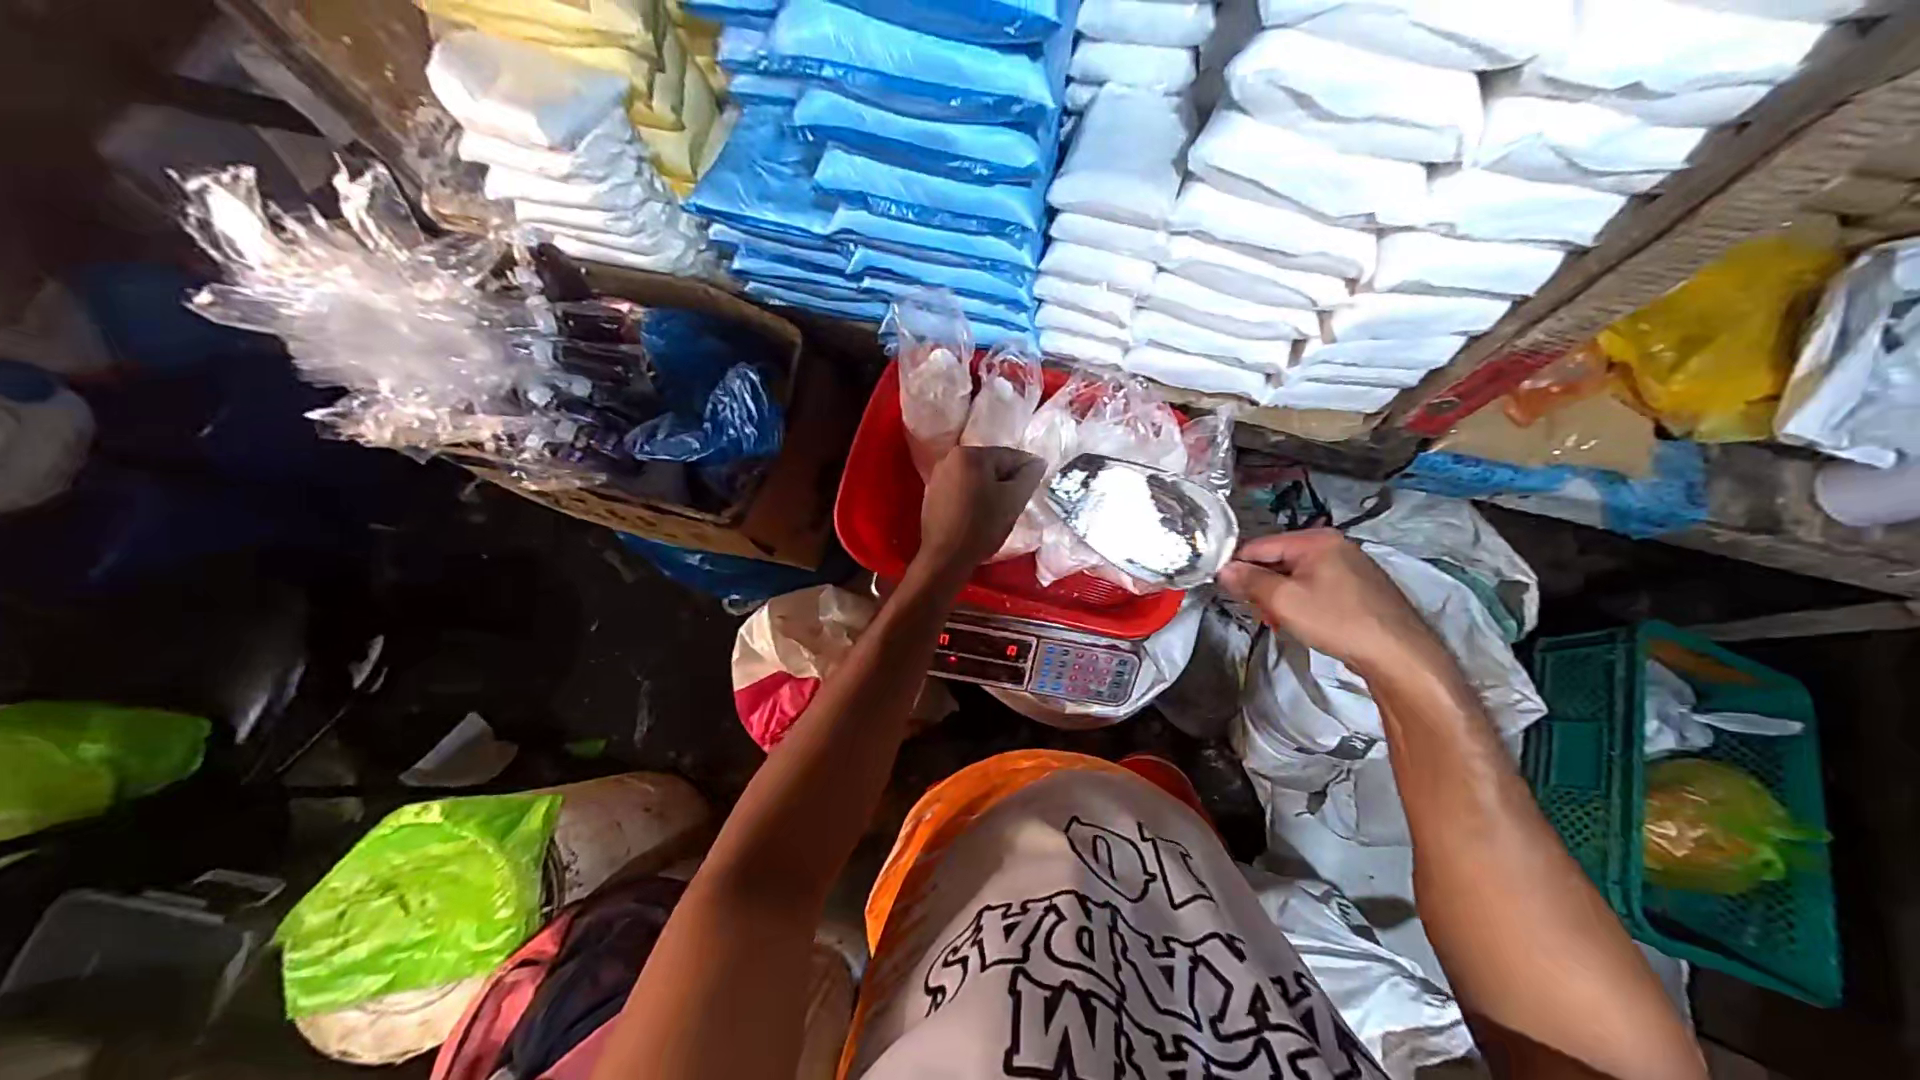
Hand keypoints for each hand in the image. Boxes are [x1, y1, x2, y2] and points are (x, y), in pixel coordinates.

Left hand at [916, 445, 1043, 580]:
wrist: (945, 557)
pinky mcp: (932, 495)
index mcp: (969, 454)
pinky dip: (974, 497)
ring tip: (1000, 510)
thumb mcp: (1013, 500)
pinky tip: (980, 514)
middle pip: (990, 465)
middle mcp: (950, 458)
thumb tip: (1036, 463)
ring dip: (990, 489)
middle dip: (1007, 480)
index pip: (1009, 456)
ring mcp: (937, 477)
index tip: (1037, 483)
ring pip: (975, 478)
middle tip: (1018, 501)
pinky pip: (961, 489)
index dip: (1027, 469)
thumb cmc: (981, 526)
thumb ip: (1028, 477)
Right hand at [1216, 529, 1443, 675]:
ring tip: (1284, 622)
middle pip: (1278, 560)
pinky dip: (1303, 602)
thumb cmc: (1337, 621)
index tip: (1228, 592)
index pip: (1258, 545)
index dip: (1238, 568)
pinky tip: (1307, 623)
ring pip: (1296, 576)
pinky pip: (1316, 587)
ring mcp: (1350, 565)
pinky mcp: (1359, 587)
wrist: (1398, 654)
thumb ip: (1249, 581)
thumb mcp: (1283, 601)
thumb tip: (1223, 569)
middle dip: (1263, 587)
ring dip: (1281, 598)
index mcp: (1316, 539)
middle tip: (1263, 613)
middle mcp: (1334, 545)